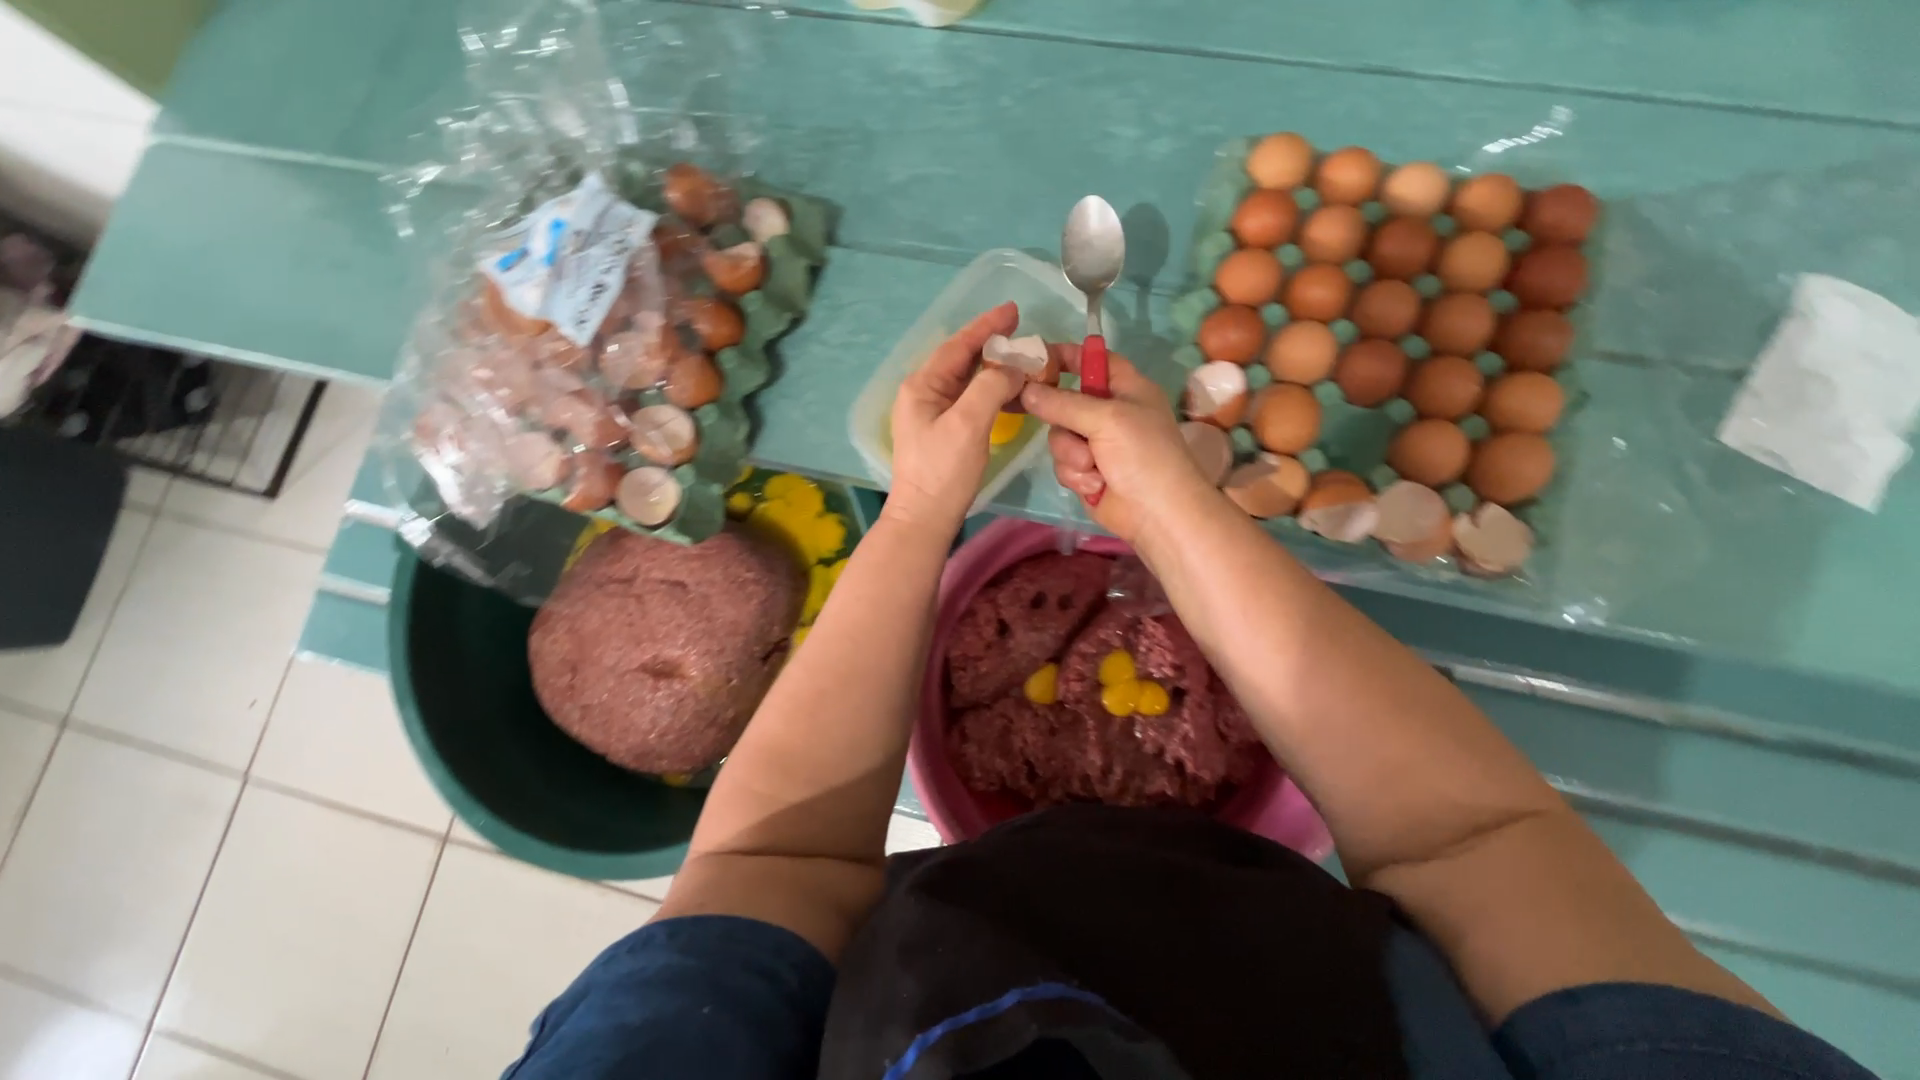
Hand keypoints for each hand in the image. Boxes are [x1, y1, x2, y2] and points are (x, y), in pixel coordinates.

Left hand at [884, 302, 1027, 533]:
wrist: (925, 519)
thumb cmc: (943, 471)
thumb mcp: (968, 424)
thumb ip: (991, 387)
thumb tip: (1013, 368)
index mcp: (922, 386)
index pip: (957, 346)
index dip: (986, 326)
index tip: (1013, 310)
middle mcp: (924, 395)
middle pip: (962, 361)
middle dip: (994, 346)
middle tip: (1025, 335)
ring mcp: (933, 415)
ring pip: (969, 381)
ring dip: (997, 371)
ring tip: (1026, 365)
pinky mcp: (945, 433)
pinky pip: (973, 402)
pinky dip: (995, 394)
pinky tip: (1015, 397)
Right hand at [1020, 346, 1216, 545]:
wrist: (1158, 513)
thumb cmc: (1143, 455)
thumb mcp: (1106, 419)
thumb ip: (1062, 403)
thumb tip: (1026, 390)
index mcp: (1127, 388)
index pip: (1093, 359)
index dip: (1067, 356)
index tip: (1036, 359)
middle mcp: (1111, 413)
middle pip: (1065, 402)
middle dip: (1064, 422)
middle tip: (1067, 428)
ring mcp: (1098, 444)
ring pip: (1060, 437)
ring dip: (1072, 455)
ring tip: (1092, 468)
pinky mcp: (1088, 472)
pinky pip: (1064, 463)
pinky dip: (1076, 475)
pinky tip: (1095, 486)